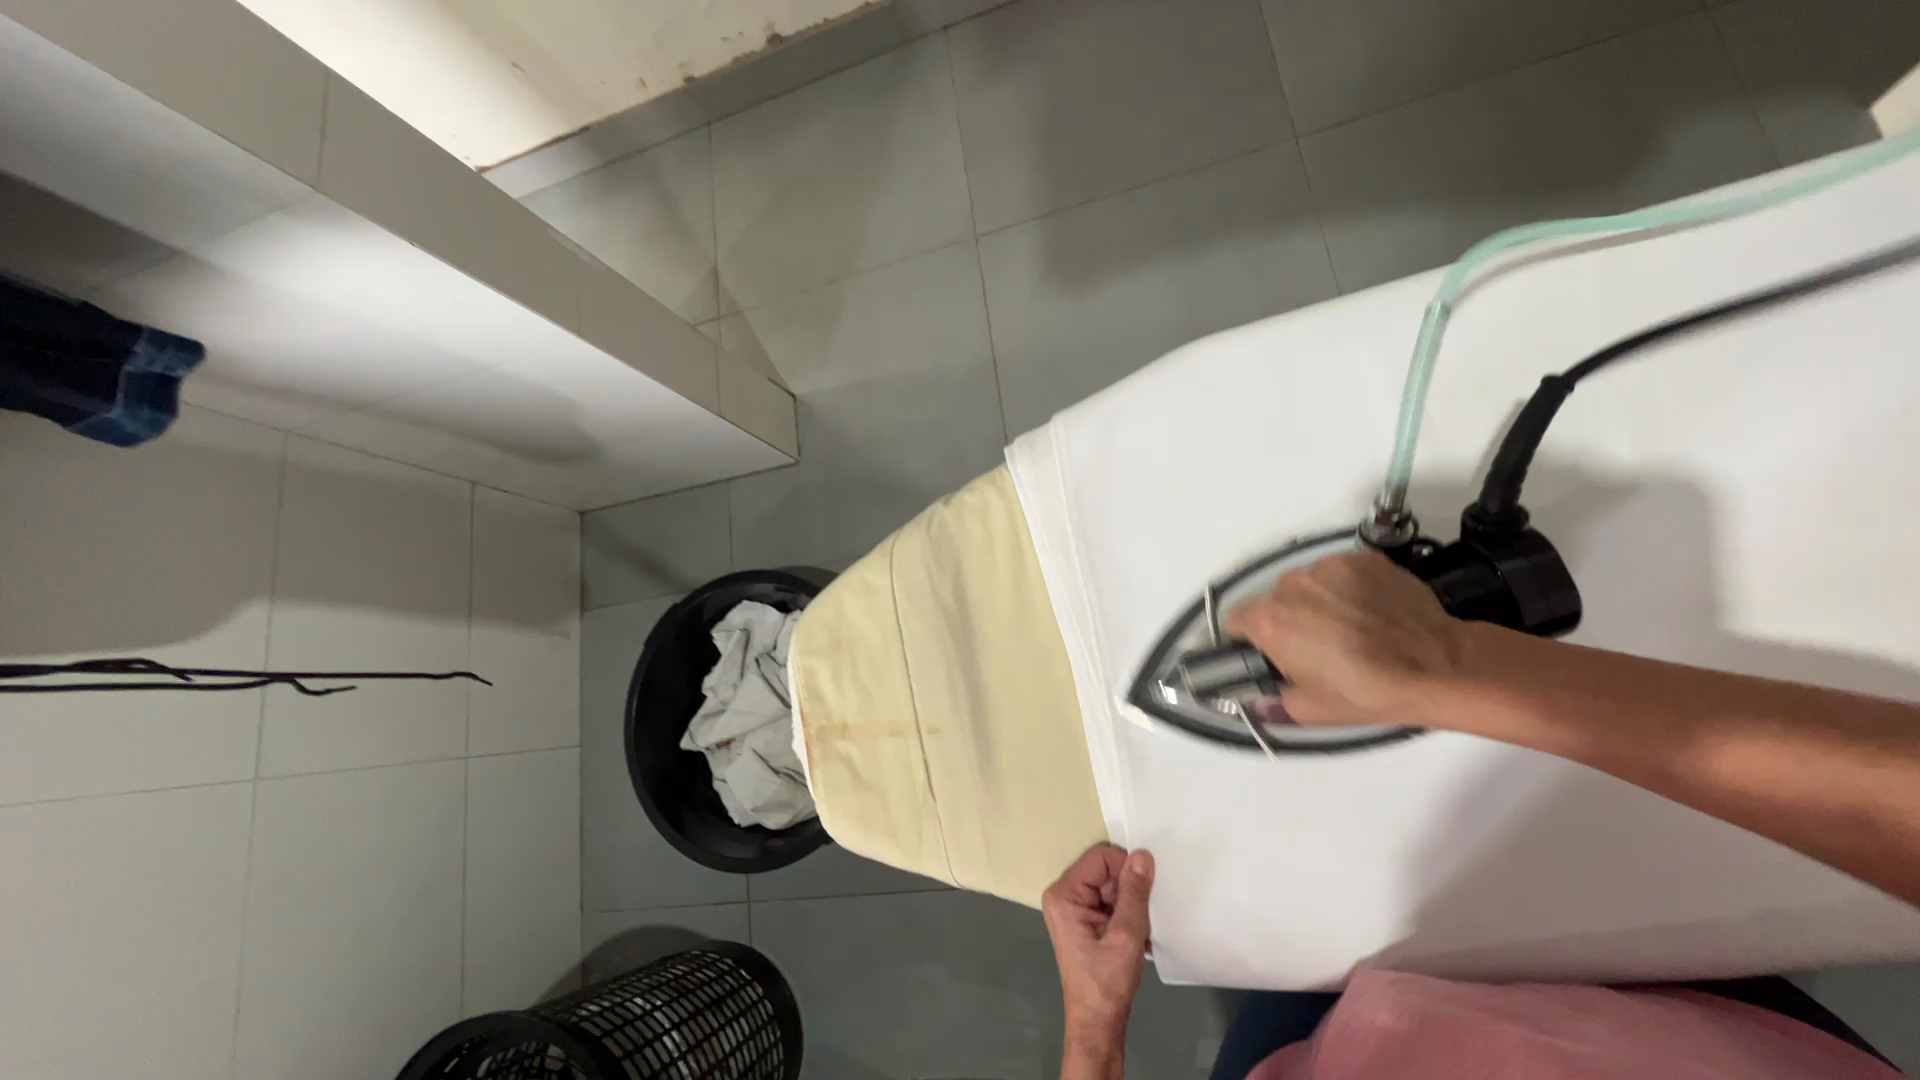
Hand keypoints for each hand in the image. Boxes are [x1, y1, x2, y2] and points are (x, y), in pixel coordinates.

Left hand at [1041, 844, 1153, 1049]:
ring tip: (1141, 926)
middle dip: (1129, 887)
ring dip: (1130, 902)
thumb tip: (1143, 854)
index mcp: (1064, 894)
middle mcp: (1063, 895)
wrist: (1098, 1022)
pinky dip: (1127, 912)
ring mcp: (1073, 907)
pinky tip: (1137, 932)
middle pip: (1104, 870)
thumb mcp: (1126, 935)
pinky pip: (1110, 900)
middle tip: (1144, 913)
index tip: (1146, 890)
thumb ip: (1134, 893)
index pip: (1100, 857)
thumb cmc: (1107, 982)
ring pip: (1111, 885)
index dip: (1126, 867)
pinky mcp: (1085, 920)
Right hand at [1226, 550, 1466, 727]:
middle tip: (1318, 647)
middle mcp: (1292, 585)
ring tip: (1352, 627)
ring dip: (1320, 602)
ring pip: (1310, 584)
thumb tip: (1260, 701)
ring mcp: (1329, 567)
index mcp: (1270, 620)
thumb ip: (1275, 701)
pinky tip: (1373, 612)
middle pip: (1276, 599)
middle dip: (1290, 619)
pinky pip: (1342, 573)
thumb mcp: (1312, 710)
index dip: (1248, 638)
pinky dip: (1350, 589)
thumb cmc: (1366, 691)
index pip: (1236, 619)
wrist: (1437, 666)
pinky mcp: (1364, 559)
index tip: (1269, 653)